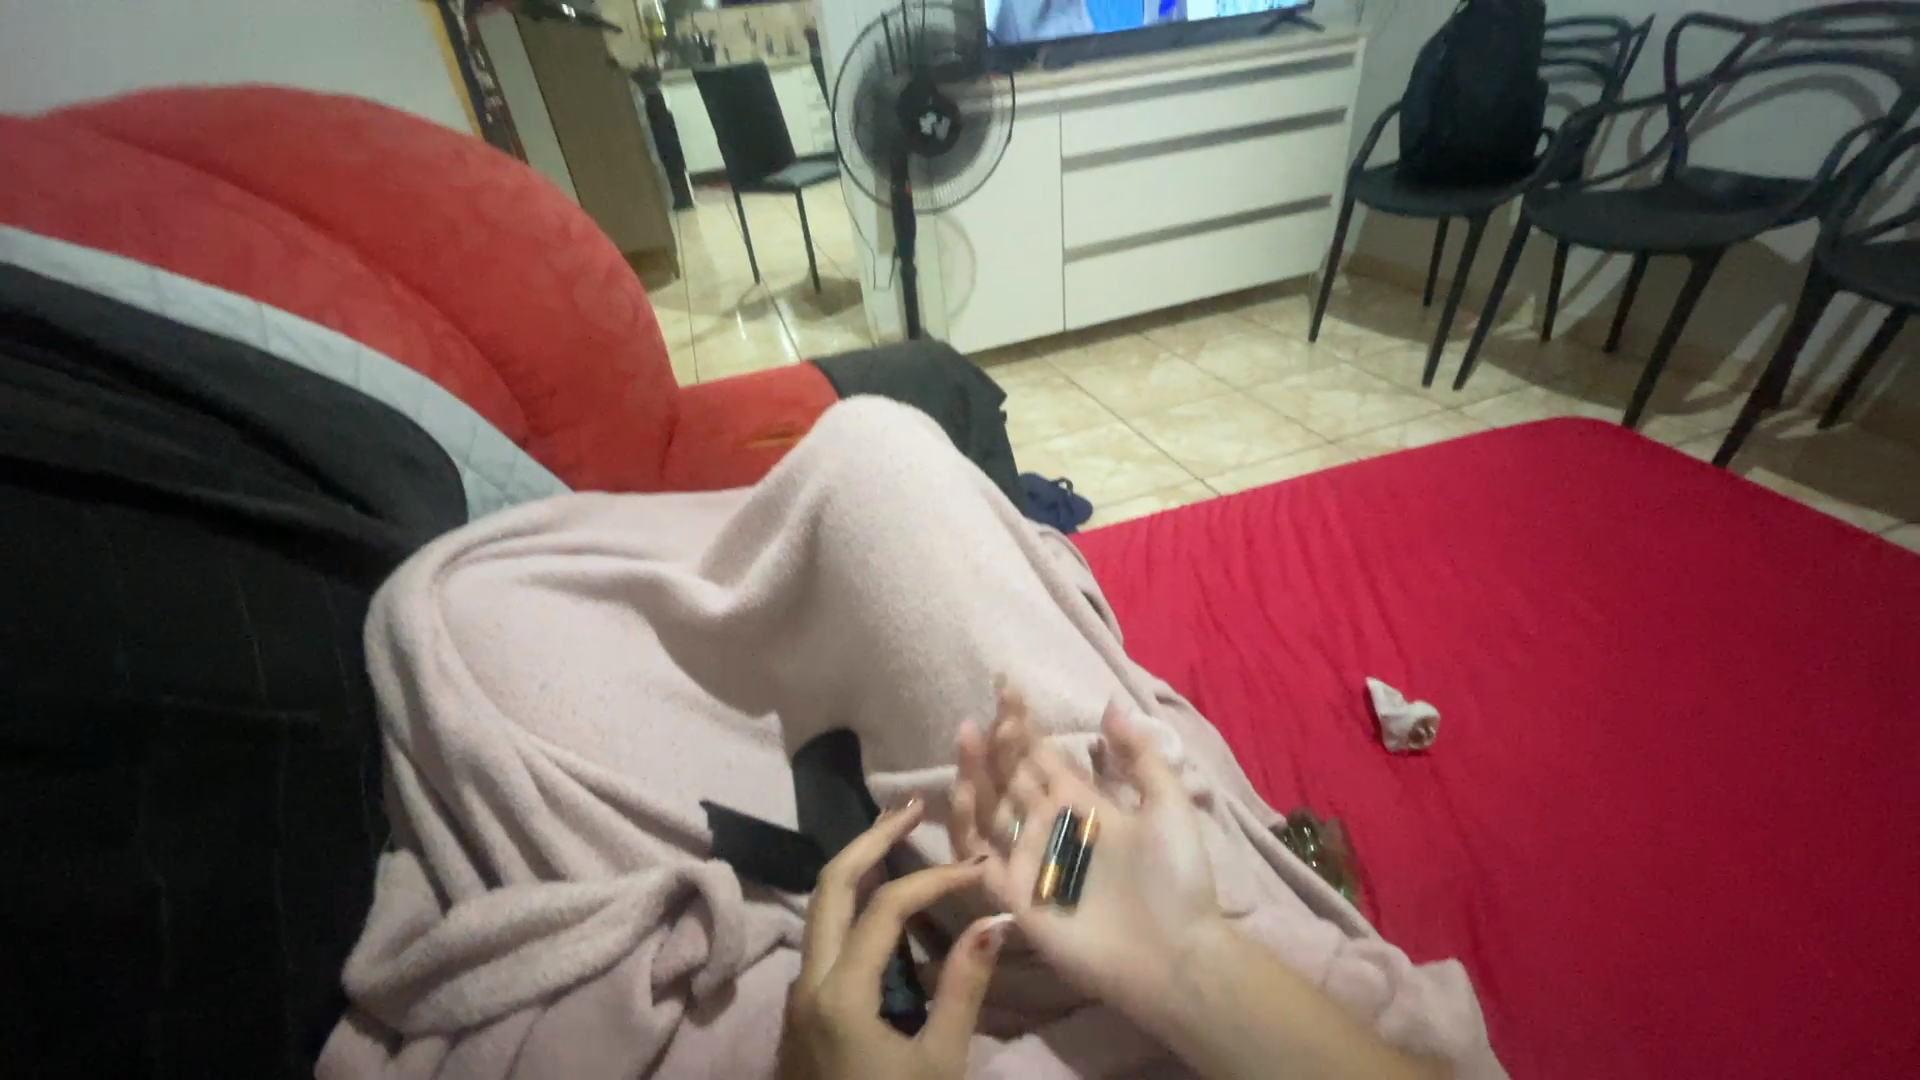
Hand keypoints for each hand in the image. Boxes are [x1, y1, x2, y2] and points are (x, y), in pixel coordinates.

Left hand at [779, 798, 1009, 1079]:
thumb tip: (997, 918)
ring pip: (821, 906)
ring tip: (903, 836)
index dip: (936, 877)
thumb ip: (964, 987)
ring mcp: (799, 994)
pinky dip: (856, 902)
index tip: (978, 866)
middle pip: (830, 883)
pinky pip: (826, 935)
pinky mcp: (804, 1009)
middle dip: (873, 837)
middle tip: (914, 806)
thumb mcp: (939, 1067)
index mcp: (839, 994)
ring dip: (860, 864)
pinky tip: (889, 902)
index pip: (886, 906)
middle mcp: (807, 981)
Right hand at [948, 688, 1225, 1023]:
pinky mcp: (1015, 895)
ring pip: (989, 807)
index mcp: (1082, 803)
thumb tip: (1109, 705)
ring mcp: (1030, 858)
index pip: (1042, 754)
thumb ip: (1139, 756)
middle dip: (1000, 739)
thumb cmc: (1177, 879)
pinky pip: (980, 856)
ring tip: (968, 736)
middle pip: (1012, 774)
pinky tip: (966, 793)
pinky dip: (967, 825)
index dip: (1024, 723)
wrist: (1178, 955)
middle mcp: (1049, 825)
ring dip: (976, 771)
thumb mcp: (1169, 805)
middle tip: (993, 708)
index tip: (1008, 687)